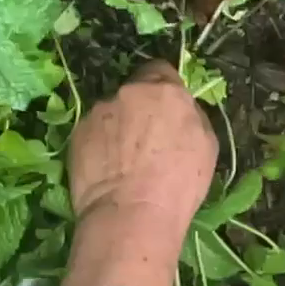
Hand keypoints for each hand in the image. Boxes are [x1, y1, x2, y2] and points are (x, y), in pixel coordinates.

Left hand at [68, 60, 217, 239]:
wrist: (131, 215)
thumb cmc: (179, 184)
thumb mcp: (206, 145)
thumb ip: (191, 116)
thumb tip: (182, 110)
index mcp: (165, 90)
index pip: (161, 70)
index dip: (163, 88)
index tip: (164, 109)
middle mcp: (129, 91)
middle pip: (134, 91)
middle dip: (139, 108)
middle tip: (144, 139)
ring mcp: (99, 110)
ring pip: (111, 110)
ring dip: (117, 125)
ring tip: (122, 160)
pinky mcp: (78, 131)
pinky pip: (92, 131)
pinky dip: (99, 143)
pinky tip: (105, 168)